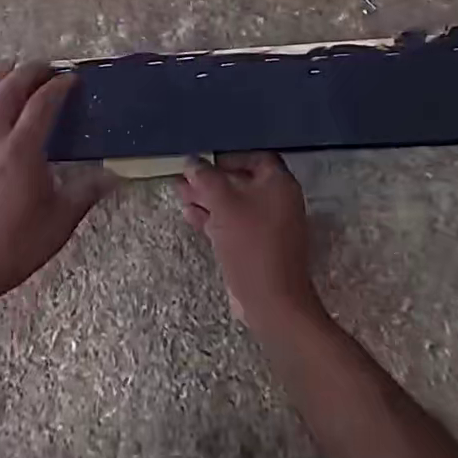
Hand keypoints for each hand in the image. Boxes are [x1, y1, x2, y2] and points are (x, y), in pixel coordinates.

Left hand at [0, 59, 115, 307]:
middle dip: (29, 71)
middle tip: (46, 65)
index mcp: (21, 150)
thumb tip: (113, 175)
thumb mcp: (58, 223)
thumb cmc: (10, 249)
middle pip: (8, 90)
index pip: (43, 103)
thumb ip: (86, 193)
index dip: (59, 86)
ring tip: (11, 67)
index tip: (72, 79)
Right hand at [175, 152, 323, 328]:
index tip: (204, 161)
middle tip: (184, 178)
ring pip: (234, 204)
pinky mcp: (255, 246)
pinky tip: (189, 214)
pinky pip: (233, 224)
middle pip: (241, 181)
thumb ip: (207, 179)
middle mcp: (277, 200)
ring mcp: (267, 225)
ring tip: (179, 193)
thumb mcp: (225, 205)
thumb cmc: (251, 243)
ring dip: (207, 198)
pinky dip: (213, 218)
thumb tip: (192, 161)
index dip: (228, 157)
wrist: (271, 301)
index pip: (255, 158)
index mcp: (279, 183)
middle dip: (211, 180)